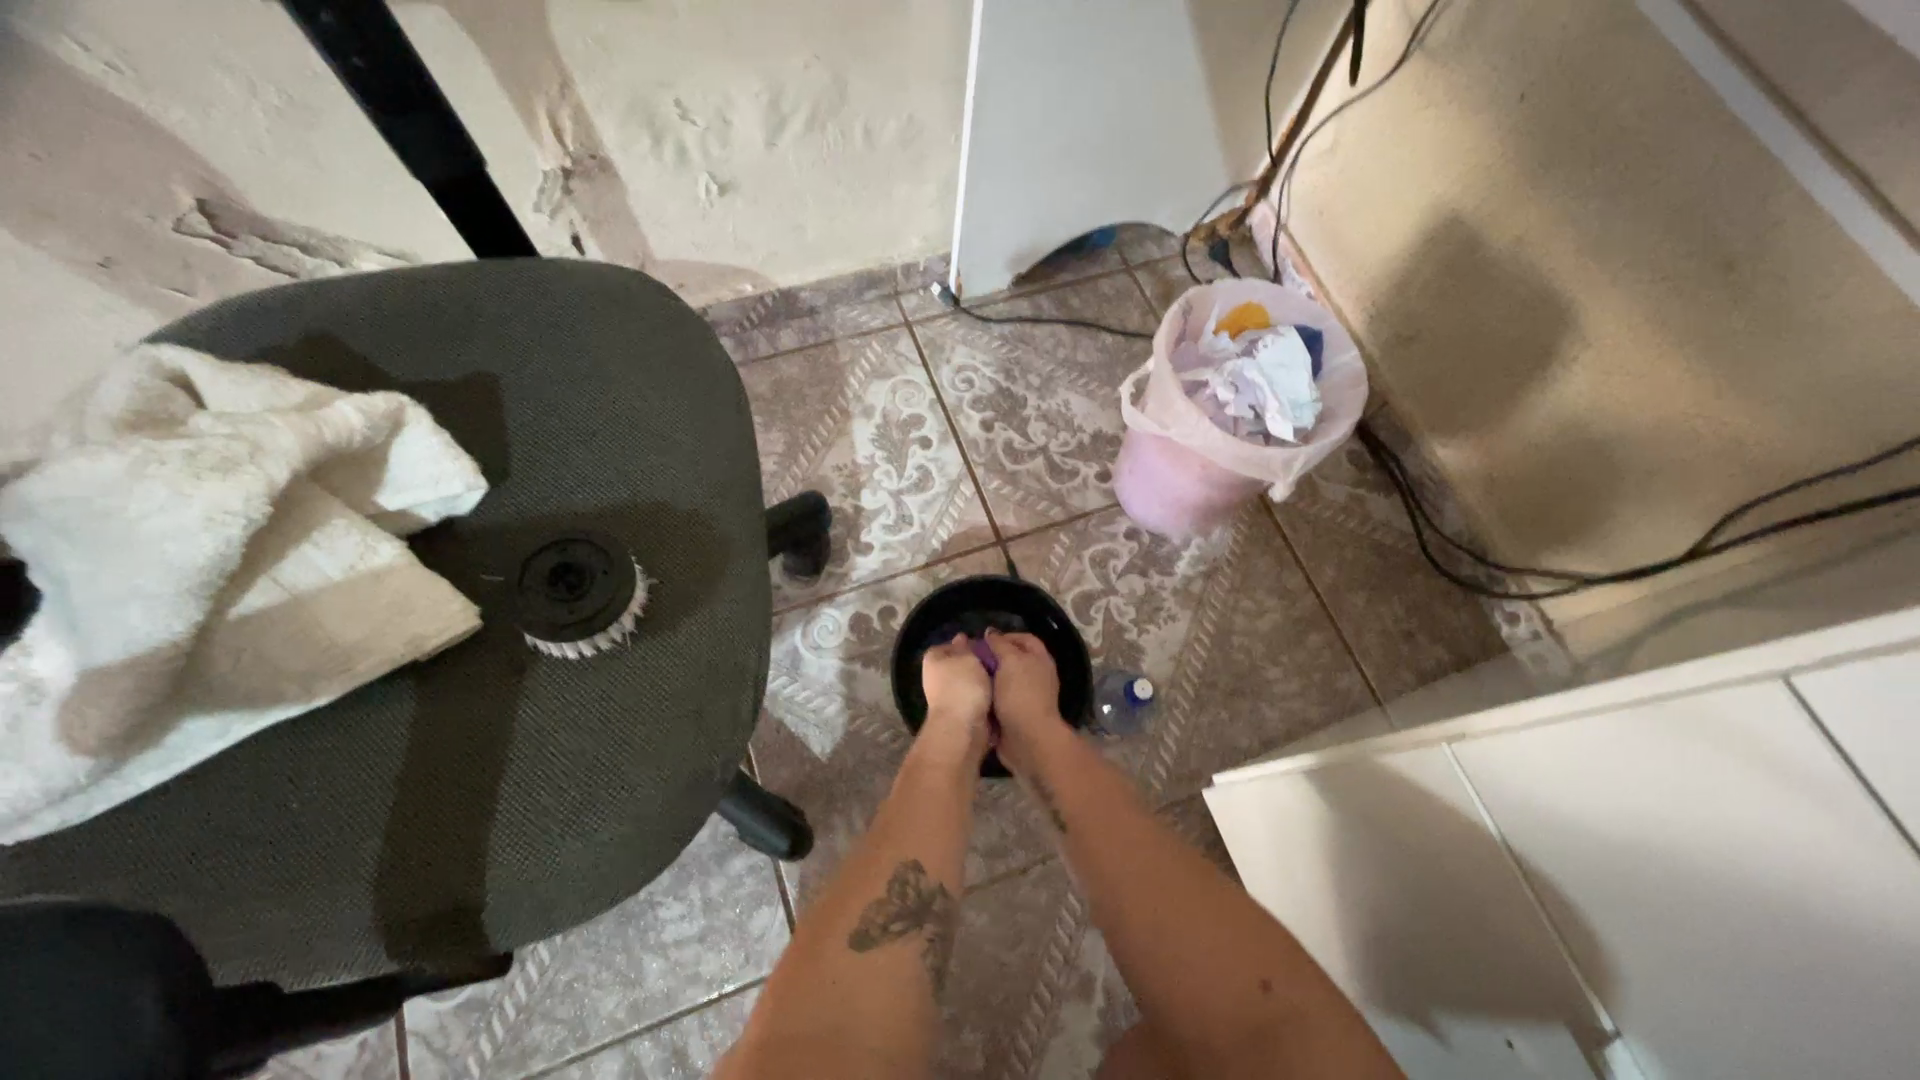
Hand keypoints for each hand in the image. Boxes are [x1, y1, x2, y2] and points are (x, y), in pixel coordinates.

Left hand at [917, 634, 992, 769]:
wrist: (962, 727)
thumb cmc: (963, 686)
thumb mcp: (967, 658)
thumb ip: (965, 647)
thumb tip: (960, 638)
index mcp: (933, 659)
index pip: (950, 645)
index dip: (968, 645)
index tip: (986, 648)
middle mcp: (936, 677)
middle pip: (961, 665)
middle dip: (978, 664)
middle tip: (998, 661)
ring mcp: (948, 696)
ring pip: (970, 683)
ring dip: (984, 682)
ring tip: (1003, 676)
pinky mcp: (960, 712)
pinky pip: (976, 698)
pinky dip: (986, 697)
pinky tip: (1000, 693)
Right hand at [983, 630, 1066, 773]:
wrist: (1027, 738)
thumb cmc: (1020, 694)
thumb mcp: (1011, 661)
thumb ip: (1000, 644)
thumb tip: (991, 632)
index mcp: (1039, 659)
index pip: (1024, 639)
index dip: (1005, 636)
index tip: (983, 641)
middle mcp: (1035, 676)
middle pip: (1012, 659)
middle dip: (992, 658)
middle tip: (970, 658)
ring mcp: (1025, 696)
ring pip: (1002, 680)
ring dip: (986, 678)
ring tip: (966, 674)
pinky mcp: (1014, 713)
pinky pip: (997, 699)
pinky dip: (986, 696)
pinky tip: (971, 694)